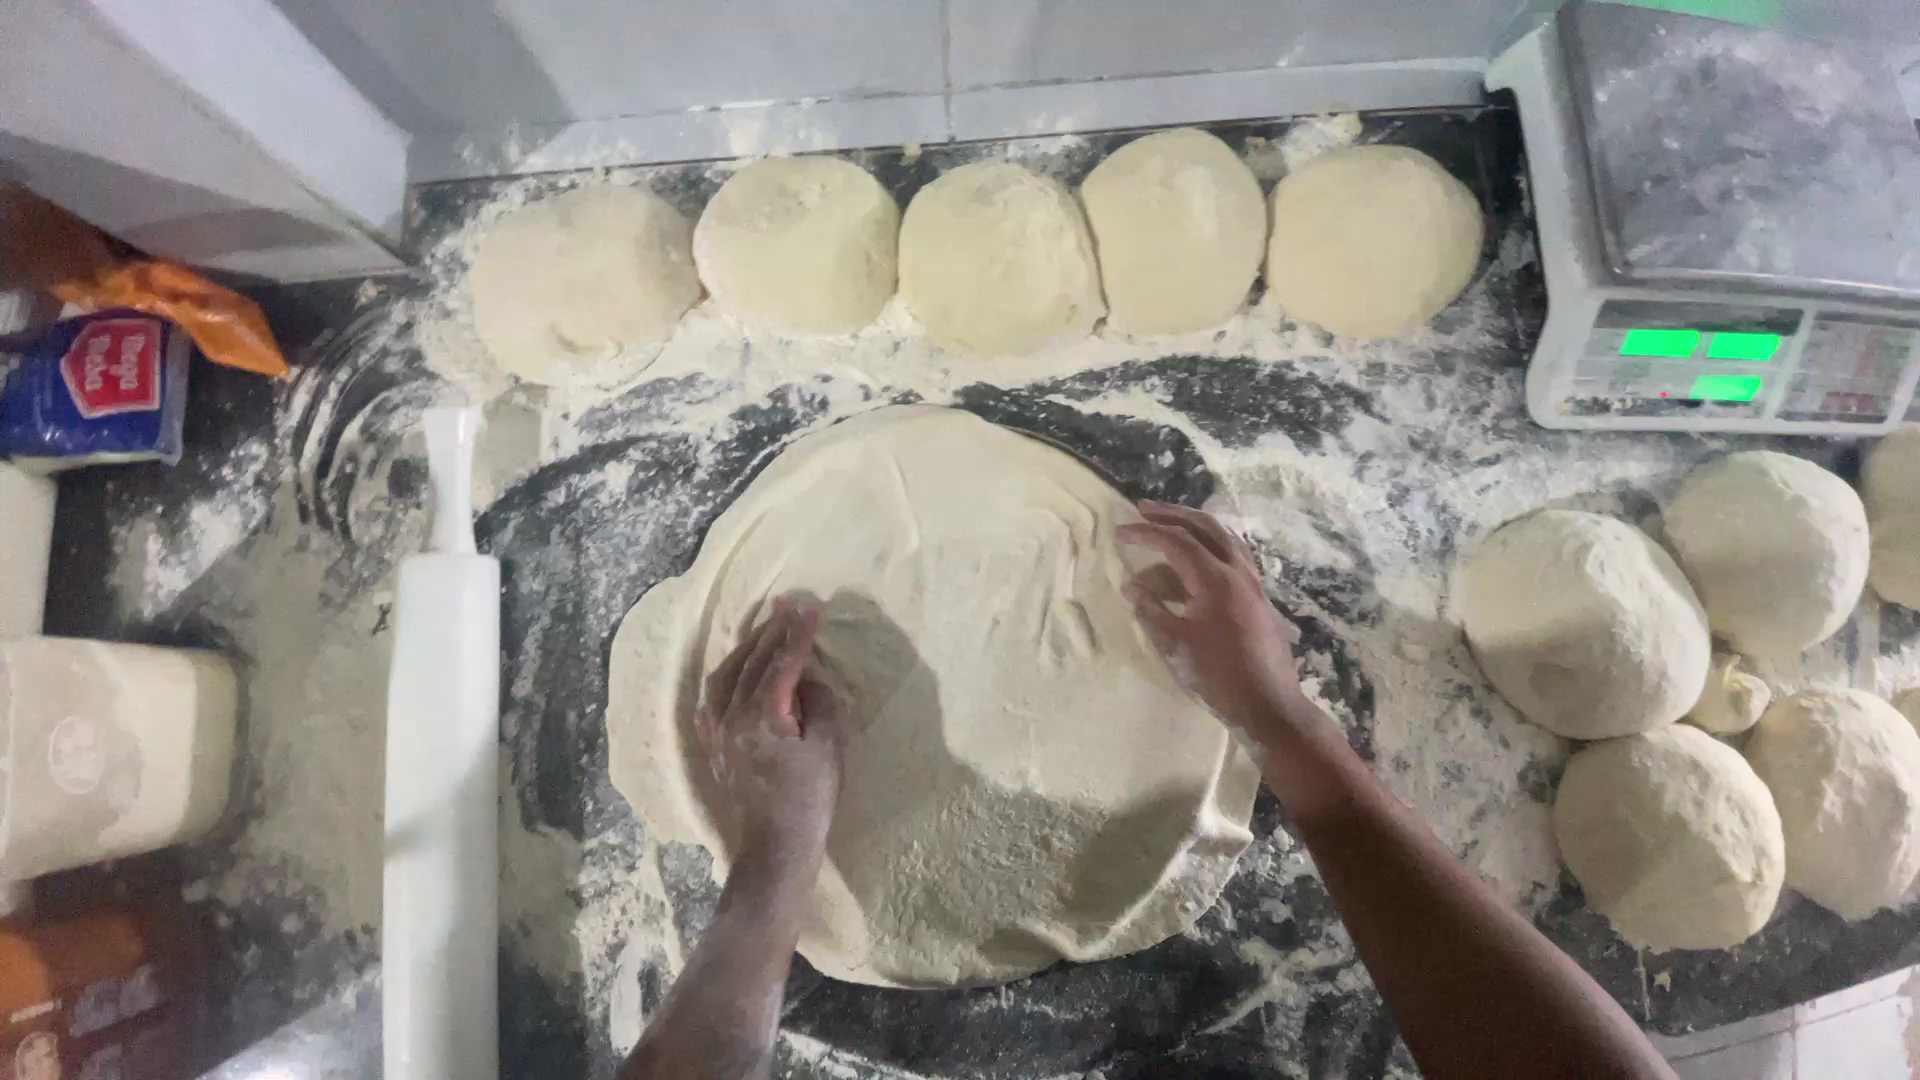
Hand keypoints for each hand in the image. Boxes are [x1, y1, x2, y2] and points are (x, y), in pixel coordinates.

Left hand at [696, 594, 843, 882]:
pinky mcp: (712, 742)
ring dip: (748, 646)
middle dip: (772, 630)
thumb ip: (819, 702)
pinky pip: (714, 694)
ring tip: (768, 627)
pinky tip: (739, 666)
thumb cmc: (810, 799)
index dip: (798, 633)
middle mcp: (732, 715)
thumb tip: (807, 675)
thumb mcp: (829, 747)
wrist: (773, 848)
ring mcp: (717, 729)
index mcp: (763, 715)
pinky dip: (729, 672)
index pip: (782, 662)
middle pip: (752, 661)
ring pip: (727, 673)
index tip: (810, 607)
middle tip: (789, 603)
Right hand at [1118, 501, 1311, 748]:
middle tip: (1144, 510)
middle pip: (1205, 527)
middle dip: (1173, 515)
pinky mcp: (1258, 598)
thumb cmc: (1217, 676)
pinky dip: (1210, 549)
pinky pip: (1233, 558)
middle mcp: (1238, 572)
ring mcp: (1253, 584)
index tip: (1120, 532)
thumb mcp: (1174, 644)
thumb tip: (1132, 587)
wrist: (1268, 705)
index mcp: (1216, 579)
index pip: (1176, 541)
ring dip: (1194, 528)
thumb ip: (1151, 610)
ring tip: (1169, 528)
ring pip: (1224, 539)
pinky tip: (1195, 562)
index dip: (1146, 533)